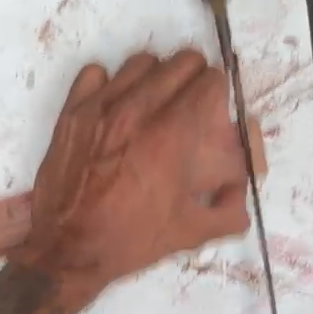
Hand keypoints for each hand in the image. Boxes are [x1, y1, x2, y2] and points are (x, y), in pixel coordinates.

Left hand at [12, 50, 250, 293]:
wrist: (67, 252)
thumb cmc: (128, 242)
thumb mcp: (187, 233)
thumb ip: (229, 211)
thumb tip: (244, 191)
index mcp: (172, 135)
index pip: (211, 80)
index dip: (217, 97)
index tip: (211, 114)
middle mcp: (138, 111)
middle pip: (182, 62)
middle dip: (192, 82)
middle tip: (186, 109)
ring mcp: (101, 108)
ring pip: (141, 62)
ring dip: (153, 79)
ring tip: (151, 107)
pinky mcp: (72, 114)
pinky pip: (95, 73)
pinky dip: (107, 85)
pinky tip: (112, 110)